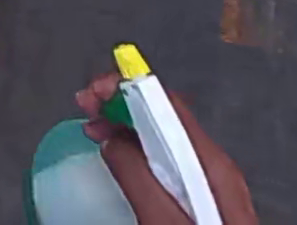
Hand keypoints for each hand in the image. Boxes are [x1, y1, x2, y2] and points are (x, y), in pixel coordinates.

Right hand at [75, 73, 258, 224]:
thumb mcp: (161, 223)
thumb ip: (135, 173)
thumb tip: (111, 138)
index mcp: (209, 163)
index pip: (164, 101)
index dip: (125, 86)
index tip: (92, 94)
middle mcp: (212, 166)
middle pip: (162, 112)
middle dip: (119, 101)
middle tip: (84, 107)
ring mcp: (209, 185)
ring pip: (160, 133)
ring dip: (123, 122)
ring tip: (92, 128)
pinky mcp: (201, 203)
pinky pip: (165, 158)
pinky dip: (135, 147)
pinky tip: (117, 155)